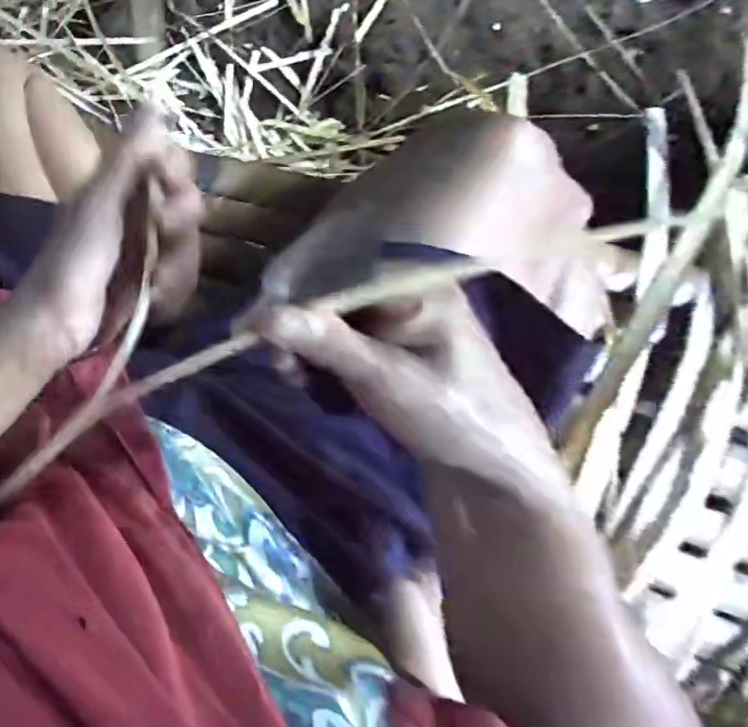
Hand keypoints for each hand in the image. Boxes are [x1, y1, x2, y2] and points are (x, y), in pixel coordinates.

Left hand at [9, 110, 202, 364]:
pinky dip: (173, 292)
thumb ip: (131, 157)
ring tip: (155, 283)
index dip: (178, 175)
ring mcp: (145, 251)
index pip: (172, 164)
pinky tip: (154, 301)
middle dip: (182, 228)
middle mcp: (137, 213)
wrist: (56, 326)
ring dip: (178, 267)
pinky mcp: (151, 285)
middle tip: (162, 234)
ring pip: (190, 246)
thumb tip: (153, 102)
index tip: (167, 187)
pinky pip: (183, 279)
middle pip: (189, 207)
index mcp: (121, 187)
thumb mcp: (101, 202)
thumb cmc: (72, 258)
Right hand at [249, 289, 575, 511]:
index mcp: (411, 281)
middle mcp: (401, 285)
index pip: (330, 273)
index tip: (249, 333)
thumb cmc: (452, 418)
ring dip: (302, 345)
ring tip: (299, 381)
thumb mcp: (384, 379)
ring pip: (326, 314)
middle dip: (293, 328)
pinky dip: (319, 355)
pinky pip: (339, 332)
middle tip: (284, 371)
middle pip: (324, 291)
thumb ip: (325, 342)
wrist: (498, 472)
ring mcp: (395, 312)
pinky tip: (316, 381)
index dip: (286, 300)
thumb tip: (259, 315)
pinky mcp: (389, 337)